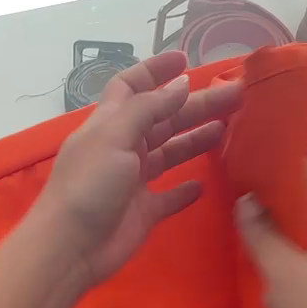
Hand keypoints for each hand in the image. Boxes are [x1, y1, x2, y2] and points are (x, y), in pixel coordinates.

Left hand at [35, 49, 240, 282]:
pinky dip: (186, 189)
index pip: (131, 87)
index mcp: (109, 124)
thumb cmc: (88, 186)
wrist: (71, 247)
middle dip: (195, 104)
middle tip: (235, 94)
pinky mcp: (143, 212)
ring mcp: (133, 181)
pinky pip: (169, 196)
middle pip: (162, 118)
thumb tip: (182, 84)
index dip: (156, 70)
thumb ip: (148, 109)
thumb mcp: (114, 136)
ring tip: (229, 127)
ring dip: (196, 139)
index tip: (187, 60)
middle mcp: (122, 148)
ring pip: (170, 153)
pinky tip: (205, 182)